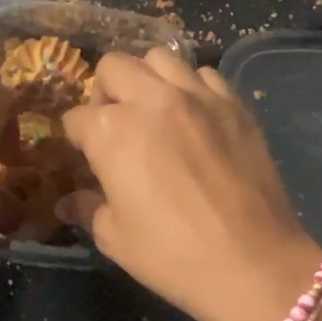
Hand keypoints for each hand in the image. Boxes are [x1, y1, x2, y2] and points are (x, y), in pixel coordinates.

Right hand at [58, 48, 321, 320]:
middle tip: (115, 126)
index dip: (76, 138)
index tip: (85, 157)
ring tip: (155, 112)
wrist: (253, 262)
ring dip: (148, 79)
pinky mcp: (234, 104)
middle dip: (105, 91)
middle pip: (114, 67)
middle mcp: (153, 100)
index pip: (77, 117)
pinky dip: (192, 87)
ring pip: (161, 58)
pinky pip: (205, 75)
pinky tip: (195, 118)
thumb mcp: (116, 238)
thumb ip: (89, 208)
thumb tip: (68, 203)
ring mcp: (199, 97)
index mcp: (113, 132)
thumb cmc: (174, 256)